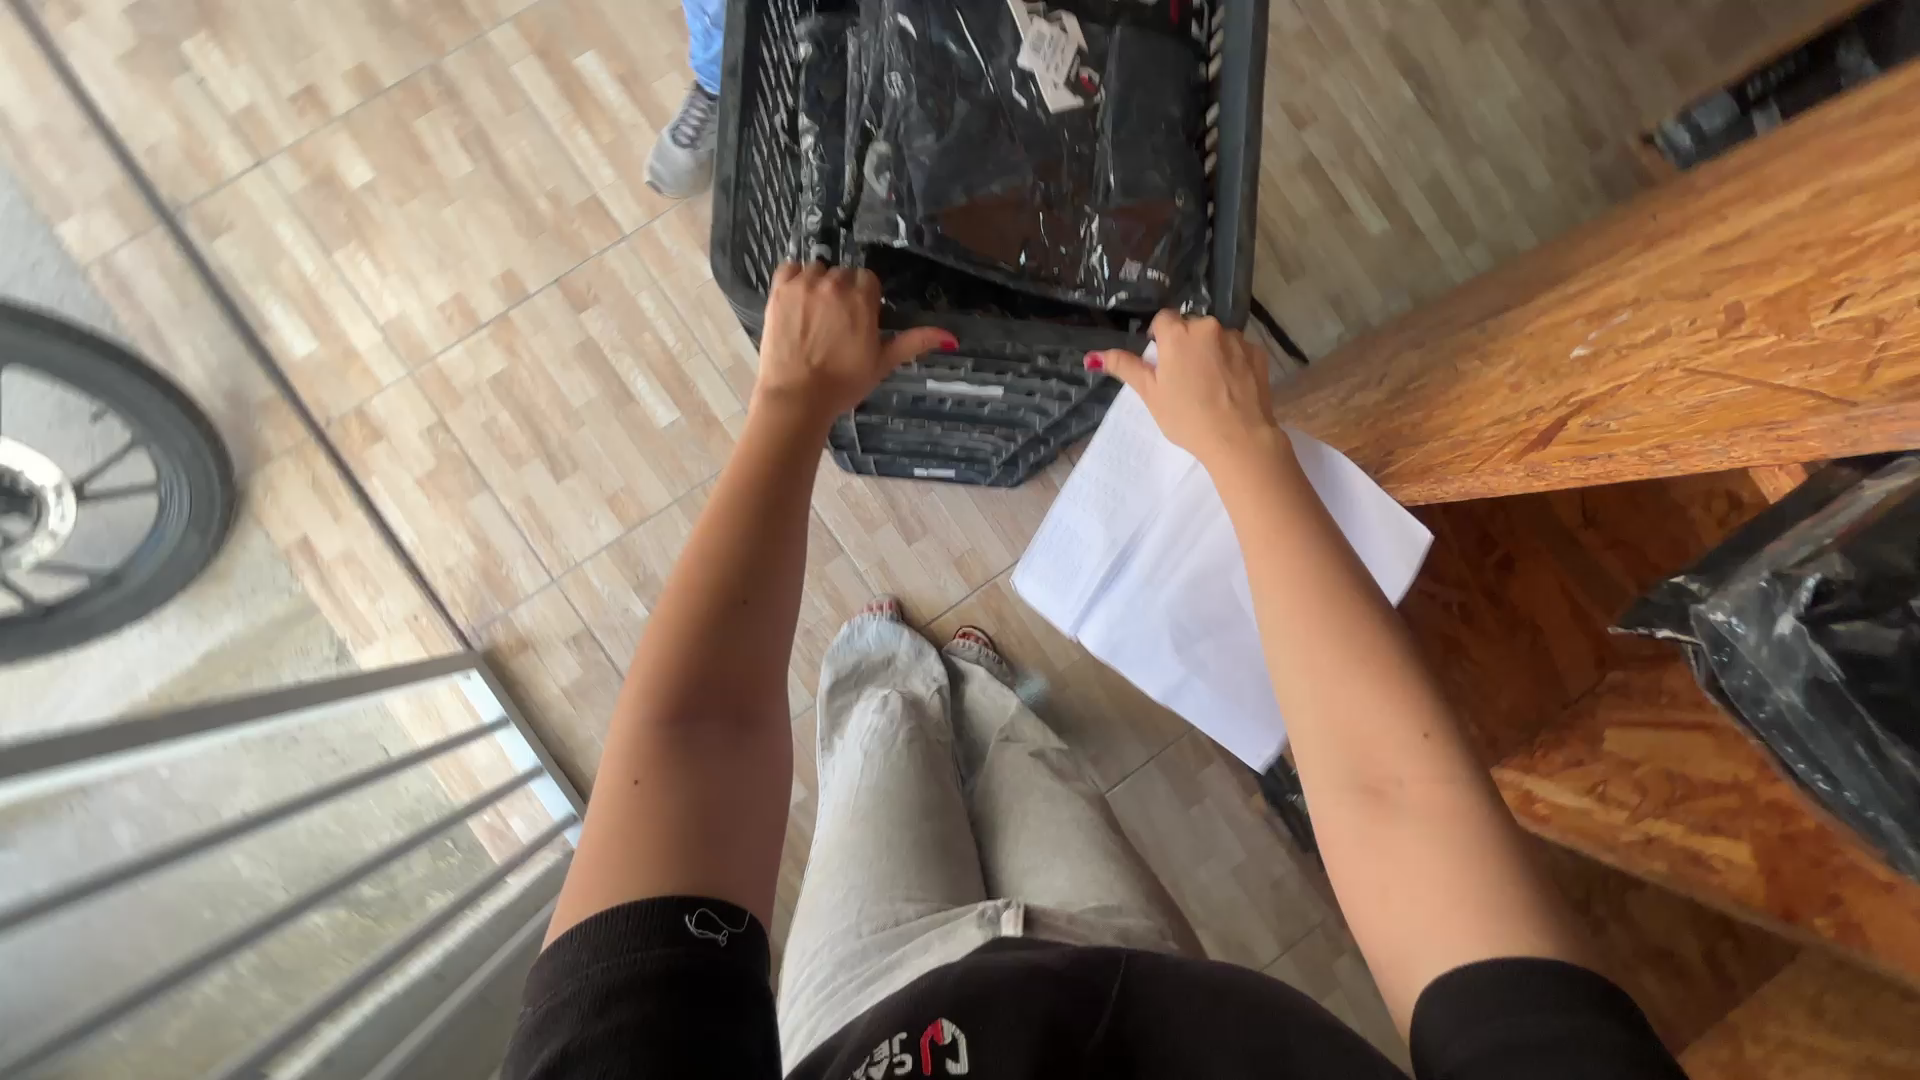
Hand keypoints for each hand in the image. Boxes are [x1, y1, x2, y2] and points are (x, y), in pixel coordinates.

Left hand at [753, 262, 954, 425]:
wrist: (797, 397)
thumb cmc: (844, 383)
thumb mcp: (883, 362)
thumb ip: (914, 342)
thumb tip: (951, 336)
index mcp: (862, 298)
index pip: (869, 280)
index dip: (865, 300)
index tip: (859, 321)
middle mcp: (834, 284)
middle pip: (844, 274)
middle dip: (843, 293)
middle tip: (837, 324)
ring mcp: (804, 285)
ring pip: (817, 270)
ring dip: (819, 285)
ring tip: (816, 315)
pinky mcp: (779, 291)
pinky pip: (790, 268)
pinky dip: (795, 279)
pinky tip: (798, 302)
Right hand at [1090, 312, 1284, 469]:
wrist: (1238, 438)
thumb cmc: (1186, 417)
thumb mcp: (1150, 394)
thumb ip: (1125, 367)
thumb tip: (1092, 356)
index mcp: (1178, 334)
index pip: (1163, 319)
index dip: (1159, 337)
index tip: (1161, 361)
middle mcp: (1209, 327)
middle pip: (1191, 327)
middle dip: (1185, 345)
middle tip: (1182, 378)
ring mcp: (1237, 339)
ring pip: (1216, 338)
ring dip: (1209, 352)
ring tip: (1208, 386)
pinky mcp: (1257, 353)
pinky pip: (1238, 350)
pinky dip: (1232, 363)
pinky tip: (1229, 388)